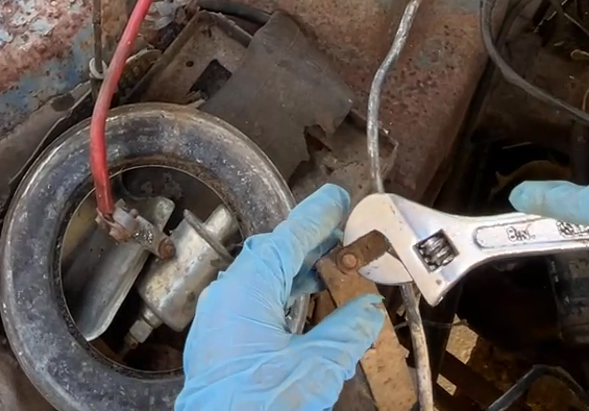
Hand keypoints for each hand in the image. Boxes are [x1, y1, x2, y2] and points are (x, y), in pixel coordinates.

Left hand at [178, 184, 386, 410]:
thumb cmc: (262, 403)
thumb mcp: (315, 367)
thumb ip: (345, 332)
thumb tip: (370, 308)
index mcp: (248, 285)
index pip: (288, 238)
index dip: (316, 216)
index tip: (337, 198)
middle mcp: (228, 291)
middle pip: (273, 253)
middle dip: (309, 241)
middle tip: (343, 233)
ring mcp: (219, 313)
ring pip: (262, 276)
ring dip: (296, 269)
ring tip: (330, 266)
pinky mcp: (218, 337)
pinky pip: (251, 298)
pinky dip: (279, 292)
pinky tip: (300, 301)